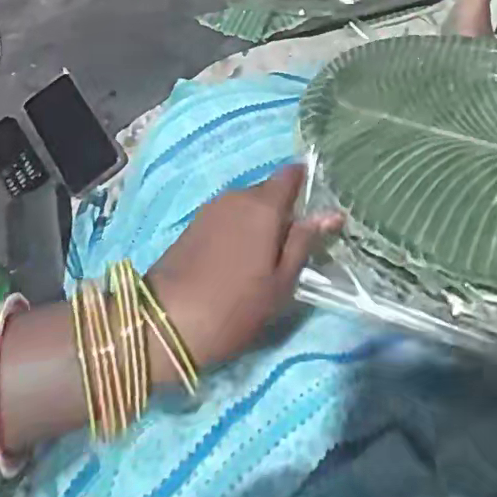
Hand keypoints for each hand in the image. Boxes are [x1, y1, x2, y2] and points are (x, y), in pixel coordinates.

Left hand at [146, 164, 341, 370]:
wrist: (165, 322)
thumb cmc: (235, 306)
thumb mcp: (281, 282)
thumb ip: (305, 242)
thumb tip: (332, 213)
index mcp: (263, 206)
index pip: (291, 175)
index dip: (306, 182)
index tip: (316, 204)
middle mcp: (237, 196)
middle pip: (269, 191)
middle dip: (283, 210)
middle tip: (293, 244)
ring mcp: (211, 209)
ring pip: (247, 205)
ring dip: (259, 222)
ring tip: (267, 256)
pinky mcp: (194, 224)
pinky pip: (228, 216)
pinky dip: (239, 229)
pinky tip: (240, 258)